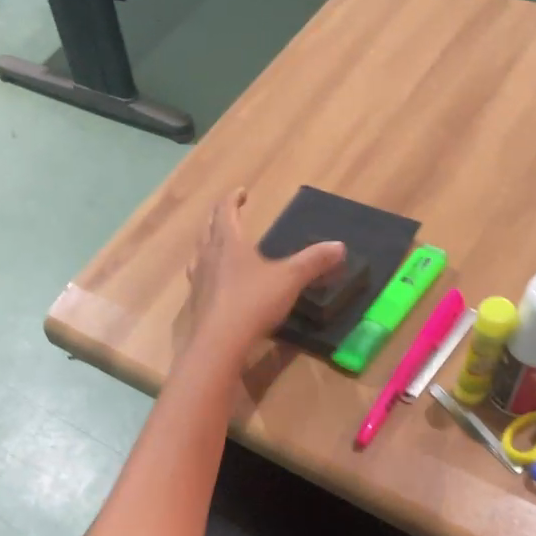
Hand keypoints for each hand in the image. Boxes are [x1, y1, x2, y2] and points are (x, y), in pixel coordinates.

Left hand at [183, 189, 345, 364]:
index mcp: (228, 243)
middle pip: (207, 230)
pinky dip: (206, 276)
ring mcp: (198, 282)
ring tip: (216, 247)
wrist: (218, 343)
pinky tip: (214, 286)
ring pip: (198, 256)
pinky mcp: (195, 306)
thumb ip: (312, 262)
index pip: (225, 211)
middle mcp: (207, 257)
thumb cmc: (253, 302)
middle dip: (217, 220)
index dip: (232, 199)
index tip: (241, 192)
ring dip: (207, 247)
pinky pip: (198, 283)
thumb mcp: (289, 280)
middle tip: (227, 215)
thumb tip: (340, 246)